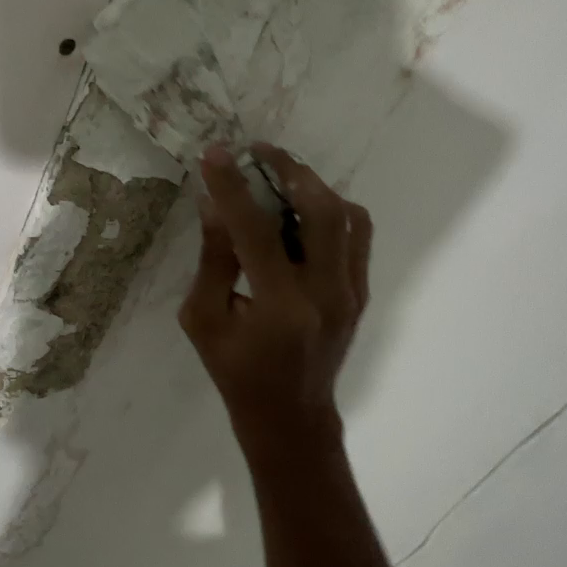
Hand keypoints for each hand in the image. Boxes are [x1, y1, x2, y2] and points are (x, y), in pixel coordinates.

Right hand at [179, 142, 372, 432]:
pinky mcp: (361, 291)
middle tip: (258, 151)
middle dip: (290, 171)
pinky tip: (302, 207)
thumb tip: (216, 204)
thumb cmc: (235, 371)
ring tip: (280, 175)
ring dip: (313, 187)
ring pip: (348, 216)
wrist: (289, 414)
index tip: (216, 153)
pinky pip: (356, 234)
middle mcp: (326, 294)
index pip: (256, 231)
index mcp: (280, 307)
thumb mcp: (204, 320)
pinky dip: (330, 210)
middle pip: (322, 211)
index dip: (234, 187)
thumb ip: (214, 260)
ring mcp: (351, 292)